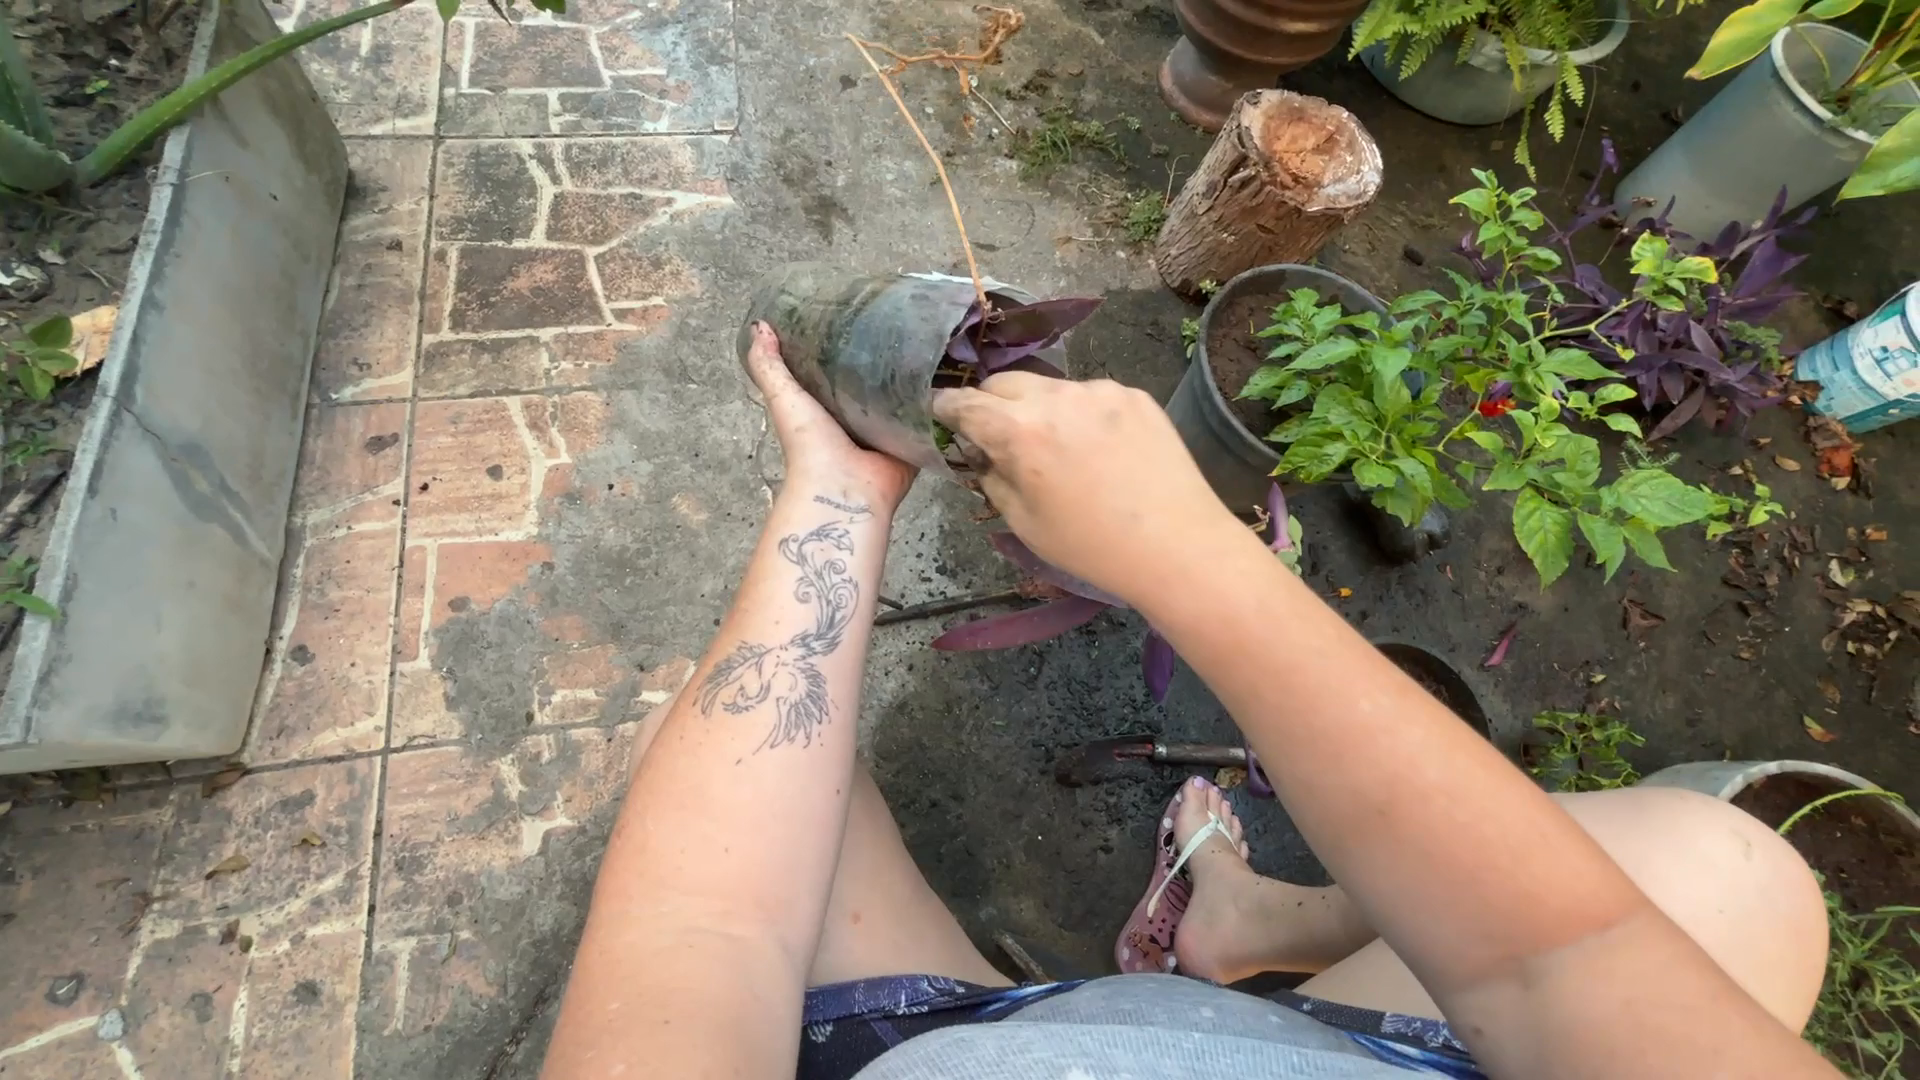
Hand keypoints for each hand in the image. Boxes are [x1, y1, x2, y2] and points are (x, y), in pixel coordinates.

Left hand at [744, 322, 916, 511]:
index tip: (861, 315)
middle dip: (886, 364)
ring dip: (914, 383)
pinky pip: (927, 423)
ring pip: (903, 403)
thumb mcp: (784, 398)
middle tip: (904, 327)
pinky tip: (947, 381)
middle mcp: (859, 423)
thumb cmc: (810, 445)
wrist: (842, 488)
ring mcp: (888, 436)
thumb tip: (759, 325)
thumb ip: (770, 366)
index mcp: (829, 411)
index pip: (840, 373)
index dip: (847, 349)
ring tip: (931, 348)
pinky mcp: (912, 446)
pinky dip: (935, 408)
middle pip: (874, 387)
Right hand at [932, 373, 1245, 603]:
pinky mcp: (1134, 395)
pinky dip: (1079, 414)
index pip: (966, 404)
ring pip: (1050, 388)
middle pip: (1004, 383)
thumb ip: (992, 479)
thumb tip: (982, 454)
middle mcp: (1057, 398)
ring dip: (1038, 409)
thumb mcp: (1024, 523)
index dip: (946, 407)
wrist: (1178, 545)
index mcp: (1021, 431)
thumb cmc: (1092, 546)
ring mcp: (1101, 391)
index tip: (939, 410)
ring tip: (1056, 449)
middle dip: (990, 403)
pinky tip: (1097, 450)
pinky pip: (1090, 396)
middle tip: (994, 434)